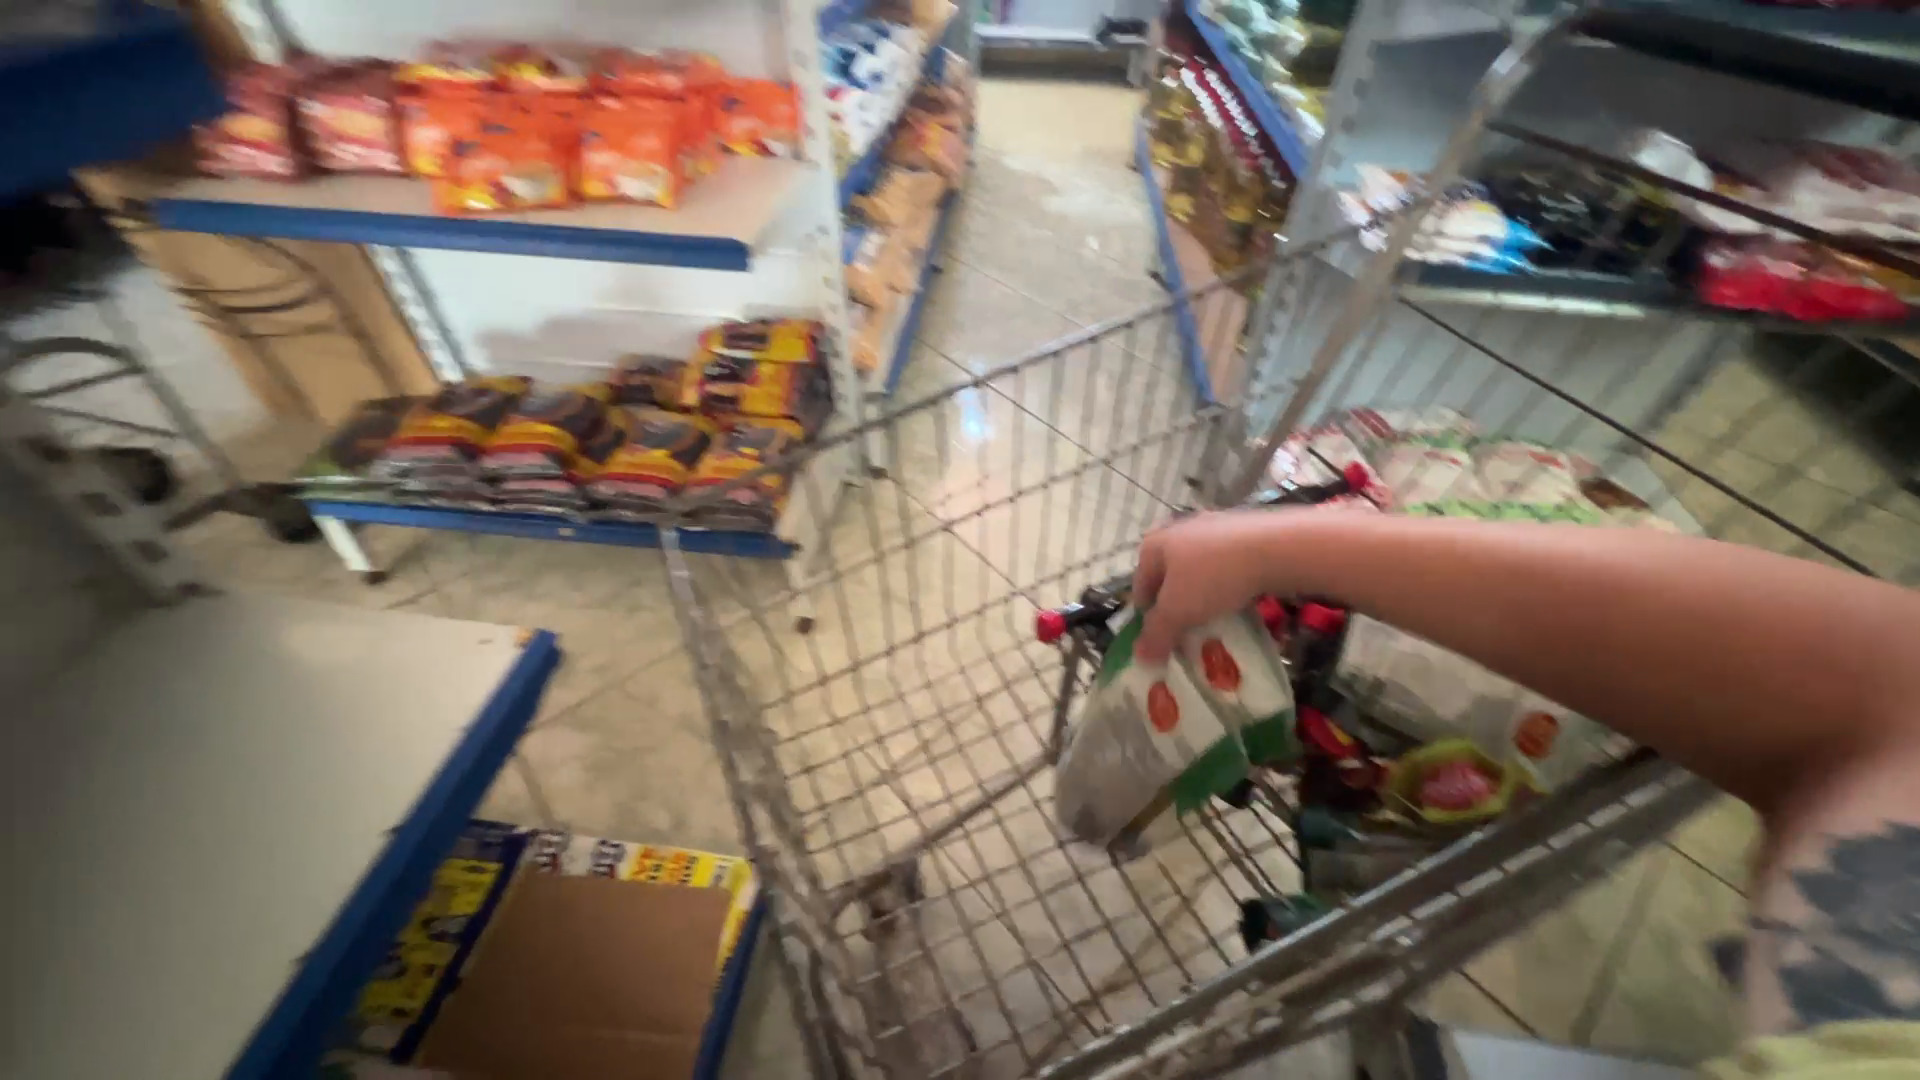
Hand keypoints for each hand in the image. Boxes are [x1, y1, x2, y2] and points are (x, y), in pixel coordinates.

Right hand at [1132, 510, 1294, 663]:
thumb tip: (1140, 657)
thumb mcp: (1178, 612)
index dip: (1146, 616)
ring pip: (1198, 569)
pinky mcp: (1242, 528)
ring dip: (1201, 594)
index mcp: (1154, 544)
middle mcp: (1178, 529)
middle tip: (1186, 631)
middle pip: (1169, 577)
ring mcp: (1212, 526)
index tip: (1160, 639)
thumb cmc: (1213, 576)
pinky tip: (1239, 599)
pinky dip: (1226, 582)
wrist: (1275, 547)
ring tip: (1214, 618)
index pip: (1140, 587)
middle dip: (1175, 604)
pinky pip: (1225, 563)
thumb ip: (1156, 634)